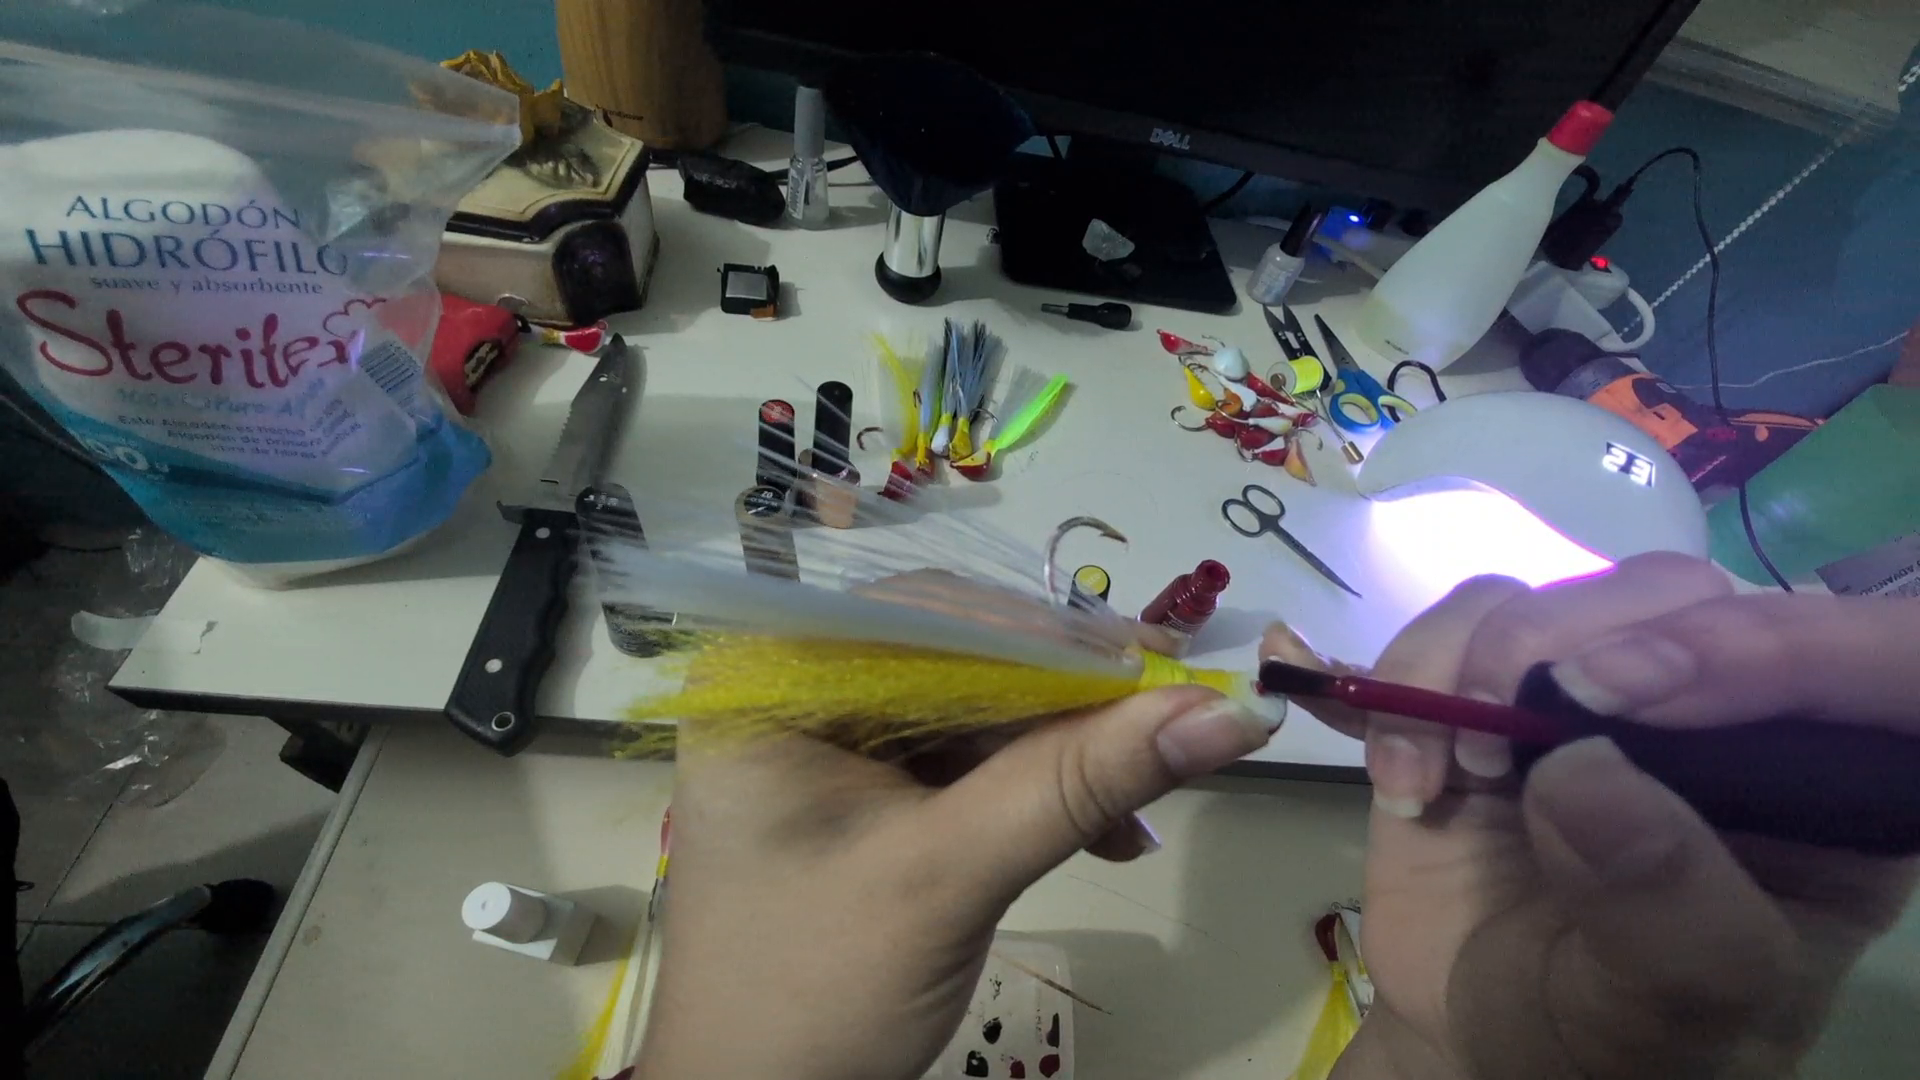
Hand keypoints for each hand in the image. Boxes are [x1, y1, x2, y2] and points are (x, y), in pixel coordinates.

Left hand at [633, 632, 1278, 1079]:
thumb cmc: (818, 991)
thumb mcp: (951, 874)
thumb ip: (1080, 781)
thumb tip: (1229, 710)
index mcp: (777, 678)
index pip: (926, 616)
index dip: (1044, 632)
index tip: (1151, 658)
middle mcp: (800, 688)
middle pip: (956, 657)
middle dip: (1063, 701)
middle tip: (1165, 718)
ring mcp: (832, 736)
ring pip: (972, 707)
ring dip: (1062, 751)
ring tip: (1134, 809)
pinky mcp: (867, 782)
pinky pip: (963, 755)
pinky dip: (1033, 785)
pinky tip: (1100, 831)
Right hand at [1292, 554, 1919, 1079]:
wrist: (1473, 1032)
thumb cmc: (1600, 1043)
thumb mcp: (1666, 1016)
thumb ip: (1666, 916)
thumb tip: (1587, 766)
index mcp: (1806, 790)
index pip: (1855, 663)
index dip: (1757, 641)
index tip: (1616, 691)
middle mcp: (1690, 718)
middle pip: (1644, 595)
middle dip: (1543, 647)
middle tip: (1487, 749)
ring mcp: (1561, 702)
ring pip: (1508, 602)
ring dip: (1433, 674)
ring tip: (1412, 781)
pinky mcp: (1462, 703)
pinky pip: (1415, 643)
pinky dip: (1361, 665)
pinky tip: (1310, 679)